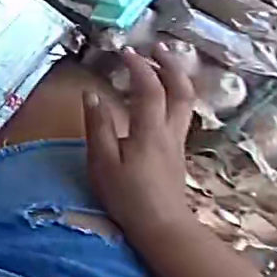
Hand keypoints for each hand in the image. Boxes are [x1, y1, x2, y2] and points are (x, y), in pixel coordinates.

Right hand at [82, 44, 199, 236]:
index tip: (123, 51)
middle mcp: (169, 131)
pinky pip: (180, 113)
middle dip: (169, 64)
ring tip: (161, 64)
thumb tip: (90, 95)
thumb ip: (98, 127)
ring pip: (185, 102)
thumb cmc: (128, 197)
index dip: (138, 66)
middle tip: (155, 47)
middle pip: (180, 90)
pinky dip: (173, 96)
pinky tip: (160, 98)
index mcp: (149, 131)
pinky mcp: (176, 153)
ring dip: (175, 78)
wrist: (163, 229)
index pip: (148, 88)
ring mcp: (177, 142)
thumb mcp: (103, 163)